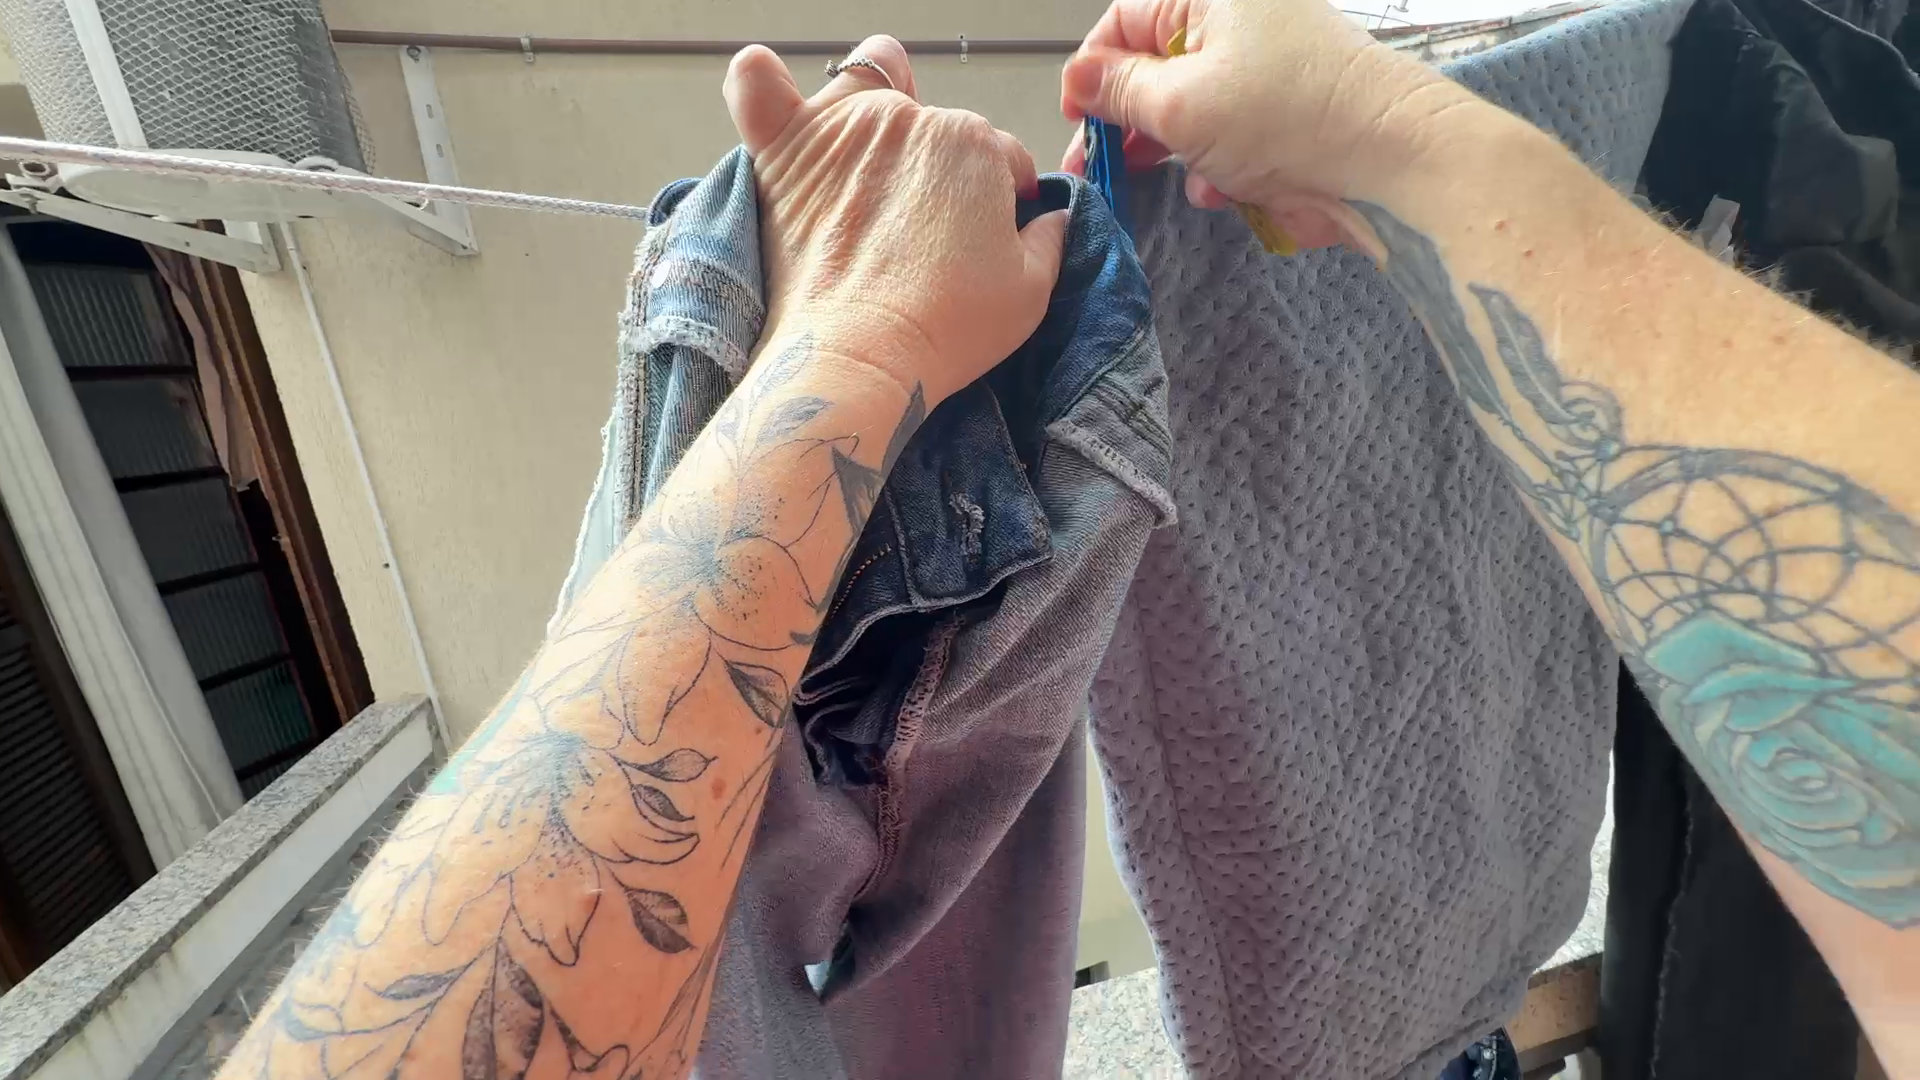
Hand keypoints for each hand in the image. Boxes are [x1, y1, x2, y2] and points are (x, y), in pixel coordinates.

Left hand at [725, 36, 1067, 405]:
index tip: (991, 238)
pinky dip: (766, 88)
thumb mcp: (1031, 293)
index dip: (1003, 200)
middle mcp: (911, 120)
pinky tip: (776, 105)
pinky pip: (758, 86)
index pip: (1002, 157)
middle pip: (939, 127)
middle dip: (945, 169)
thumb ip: (1050, 240)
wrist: (859, 360)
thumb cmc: (949, 330)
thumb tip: (1052, 216)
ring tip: (874, 170)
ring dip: (880, 114)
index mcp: (976, 146)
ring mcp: (842, 129)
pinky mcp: (784, 155)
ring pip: (868, 81)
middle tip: (929, 231)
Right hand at [1059, 0, 1482, 246]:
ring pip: (1179, 115)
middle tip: (1095, 168)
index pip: (1126, 19)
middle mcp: (1232, 27)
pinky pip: (1216, 143)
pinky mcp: (1267, 123)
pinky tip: (1220, 188)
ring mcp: (1252, 77)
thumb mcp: (1183, 104)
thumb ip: (1121, 92)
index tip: (1073, 117)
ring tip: (1154, 182)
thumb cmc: (1283, 117)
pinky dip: (1209, 169)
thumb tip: (1076, 77)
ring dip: (1165, 153)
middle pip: (1149, 71)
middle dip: (1122, 123)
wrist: (1379, 160)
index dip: (1092, 69)